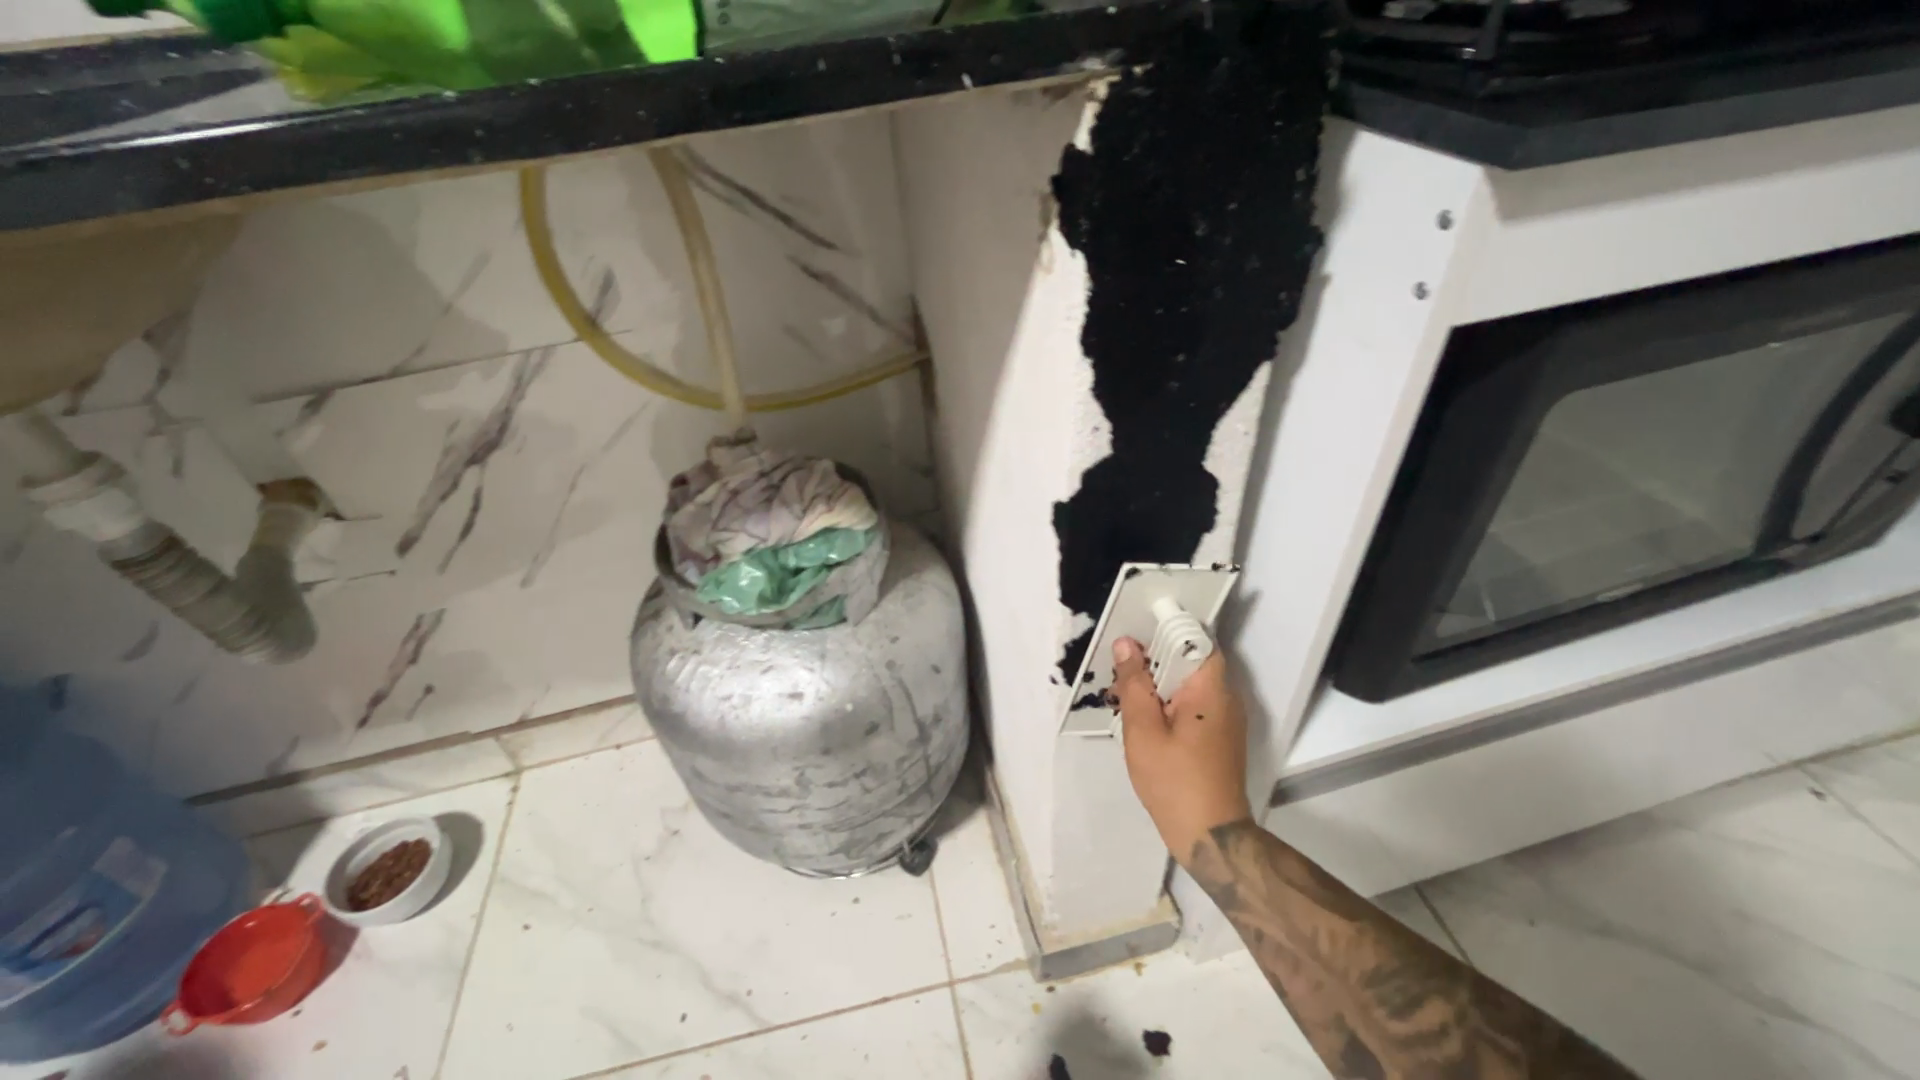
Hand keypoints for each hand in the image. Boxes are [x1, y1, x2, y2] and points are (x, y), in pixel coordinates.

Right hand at [1112, 637, 1253, 865]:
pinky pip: (1194, 706)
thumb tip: (1127, 645)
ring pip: (1190, 685)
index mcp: (1211, 689)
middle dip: (1156, 662)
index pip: (1196, 639)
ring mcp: (1226, 719)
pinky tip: (1144, 724)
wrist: (1209, 835)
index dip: (1166, 632)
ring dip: (1159, 686)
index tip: (1135, 640)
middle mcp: (1226, 698)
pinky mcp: (1220, 737)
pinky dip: (1169, 706)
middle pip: (1191, 661)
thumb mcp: (1142, 730)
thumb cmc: (1174, 781)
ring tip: (1126, 701)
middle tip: (1121, 676)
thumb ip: (1134, 684)